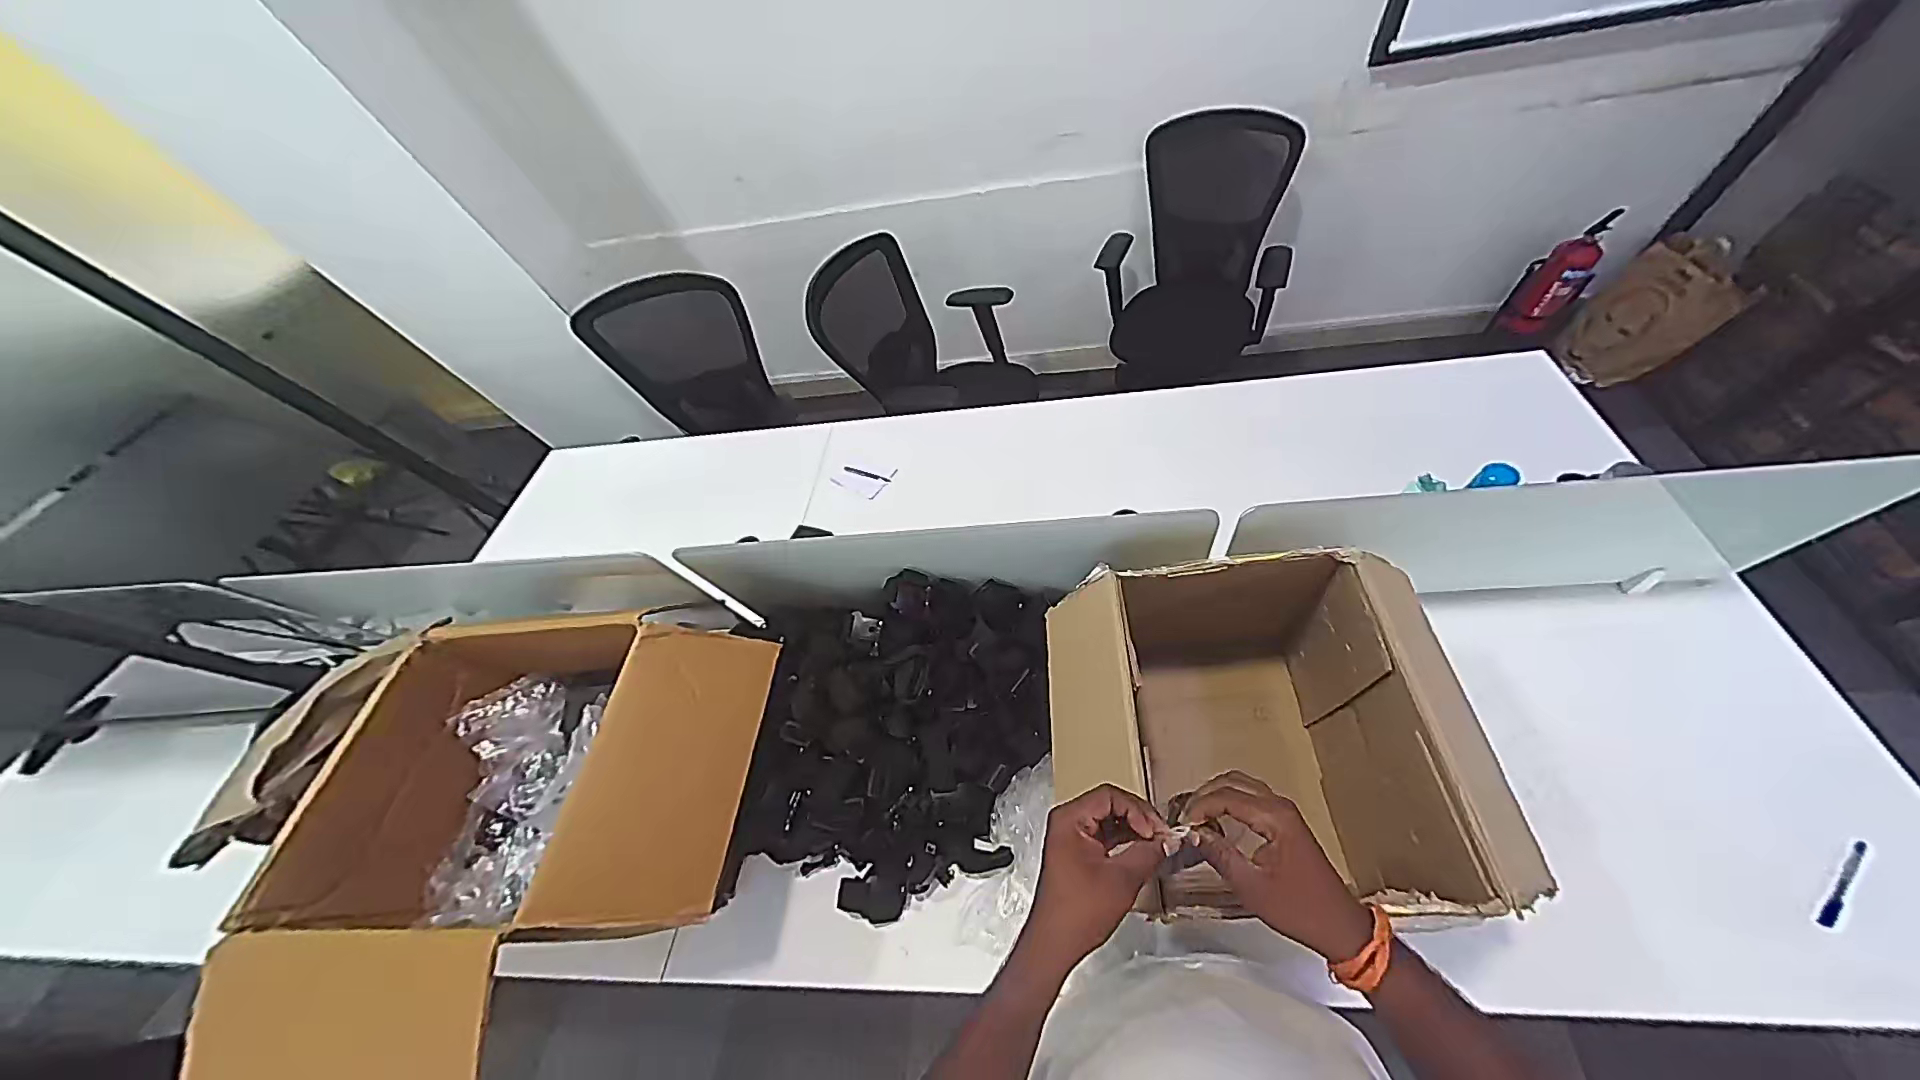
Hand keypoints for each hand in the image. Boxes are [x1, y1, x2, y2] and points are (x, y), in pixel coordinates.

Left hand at [1017, 784, 1170, 970]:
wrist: (1055, 941)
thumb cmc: (1078, 912)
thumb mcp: (1121, 879)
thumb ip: (1148, 854)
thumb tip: (1168, 841)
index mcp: (1070, 819)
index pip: (1109, 796)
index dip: (1138, 810)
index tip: (1157, 831)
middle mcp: (1067, 821)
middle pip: (1109, 804)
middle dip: (1138, 818)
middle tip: (1162, 836)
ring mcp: (1070, 836)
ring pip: (1108, 820)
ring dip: (1134, 829)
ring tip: (1157, 844)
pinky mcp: (1076, 851)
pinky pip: (1104, 835)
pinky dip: (1124, 841)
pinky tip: (1142, 851)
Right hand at [1183, 771, 1373, 961]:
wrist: (1341, 927)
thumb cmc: (1301, 910)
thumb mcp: (1251, 887)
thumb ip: (1219, 854)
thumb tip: (1194, 834)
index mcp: (1275, 818)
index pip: (1225, 797)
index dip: (1199, 807)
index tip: (1184, 825)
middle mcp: (1281, 807)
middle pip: (1232, 782)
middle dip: (1204, 796)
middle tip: (1187, 818)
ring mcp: (1286, 813)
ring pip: (1242, 786)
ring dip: (1216, 796)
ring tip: (1198, 818)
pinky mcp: (1286, 822)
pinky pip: (1251, 797)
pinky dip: (1230, 801)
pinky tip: (1218, 820)